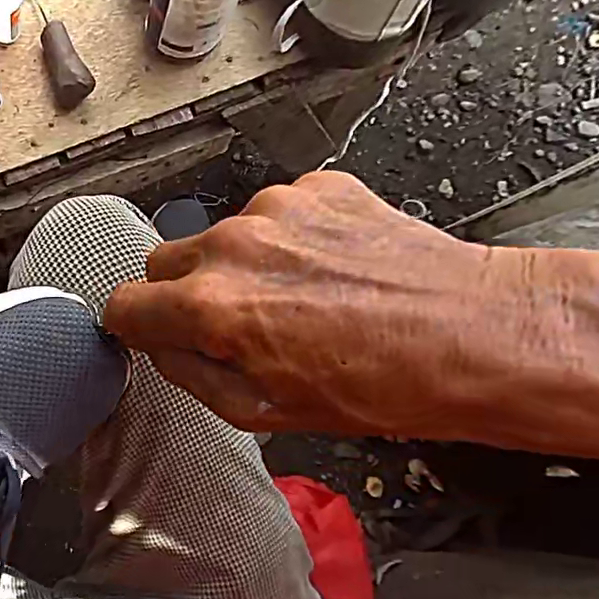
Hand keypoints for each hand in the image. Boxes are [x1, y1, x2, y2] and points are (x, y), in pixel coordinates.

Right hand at [103, 171, 532, 436]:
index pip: (124, 303)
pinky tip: (319, 271)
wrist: (474, 335)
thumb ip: (188, 373)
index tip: (151, 331)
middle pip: (161, 262)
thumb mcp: (260, 410)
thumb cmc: (381, 382)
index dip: (134, 325)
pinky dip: (279, 241)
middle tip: (228, 323)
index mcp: (213, 307)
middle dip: (180, 294)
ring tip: (290, 298)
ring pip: (215, 238)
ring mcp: (277, 210)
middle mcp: (234, 247)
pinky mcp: (316, 188)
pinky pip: (267, 215)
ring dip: (233, 267)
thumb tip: (161, 346)